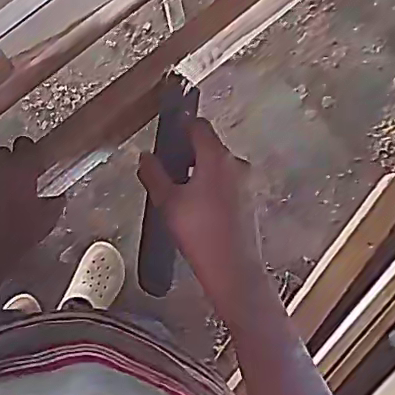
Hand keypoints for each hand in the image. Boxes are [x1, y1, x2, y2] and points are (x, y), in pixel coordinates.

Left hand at [0, 138, 62, 277]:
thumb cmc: (12, 238)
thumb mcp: (44, 223)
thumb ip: (53, 205)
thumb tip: (58, 199)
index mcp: (22, 169)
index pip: (28, 147)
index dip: (31, 152)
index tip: (34, 160)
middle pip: (4, 153)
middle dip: (10, 164)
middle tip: (17, 182)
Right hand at [138, 119, 272, 315]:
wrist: (233, 269)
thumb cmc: (198, 231)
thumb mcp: (167, 201)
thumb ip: (154, 174)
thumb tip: (145, 157)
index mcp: (216, 157)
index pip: (199, 126)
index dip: (181, 126)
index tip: (165, 134)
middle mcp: (236, 164)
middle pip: (209, 146)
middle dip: (186, 153)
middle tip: (165, 169)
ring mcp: (246, 183)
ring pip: (217, 166)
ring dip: (197, 171)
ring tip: (177, 194)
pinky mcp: (249, 201)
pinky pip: (226, 183)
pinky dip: (209, 187)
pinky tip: (195, 209)